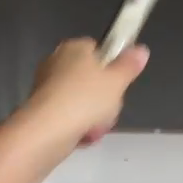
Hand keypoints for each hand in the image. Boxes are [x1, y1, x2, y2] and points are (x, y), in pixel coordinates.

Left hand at [19, 38, 148, 147]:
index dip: (110, 66)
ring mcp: (46, 84)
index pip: (97, 49)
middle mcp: (56, 61)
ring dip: (91, 115)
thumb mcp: (117, 81)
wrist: (47, 129)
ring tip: (95, 126)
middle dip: (102, 96)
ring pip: (80, 98)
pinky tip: (82, 135)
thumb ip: (129, 65)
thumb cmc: (86, 98)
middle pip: (89, 76)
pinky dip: (76, 124)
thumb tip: (141, 49)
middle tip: (109, 109)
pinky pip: (67, 113)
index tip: (118, 83)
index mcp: (74, 47)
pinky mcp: (41, 107)